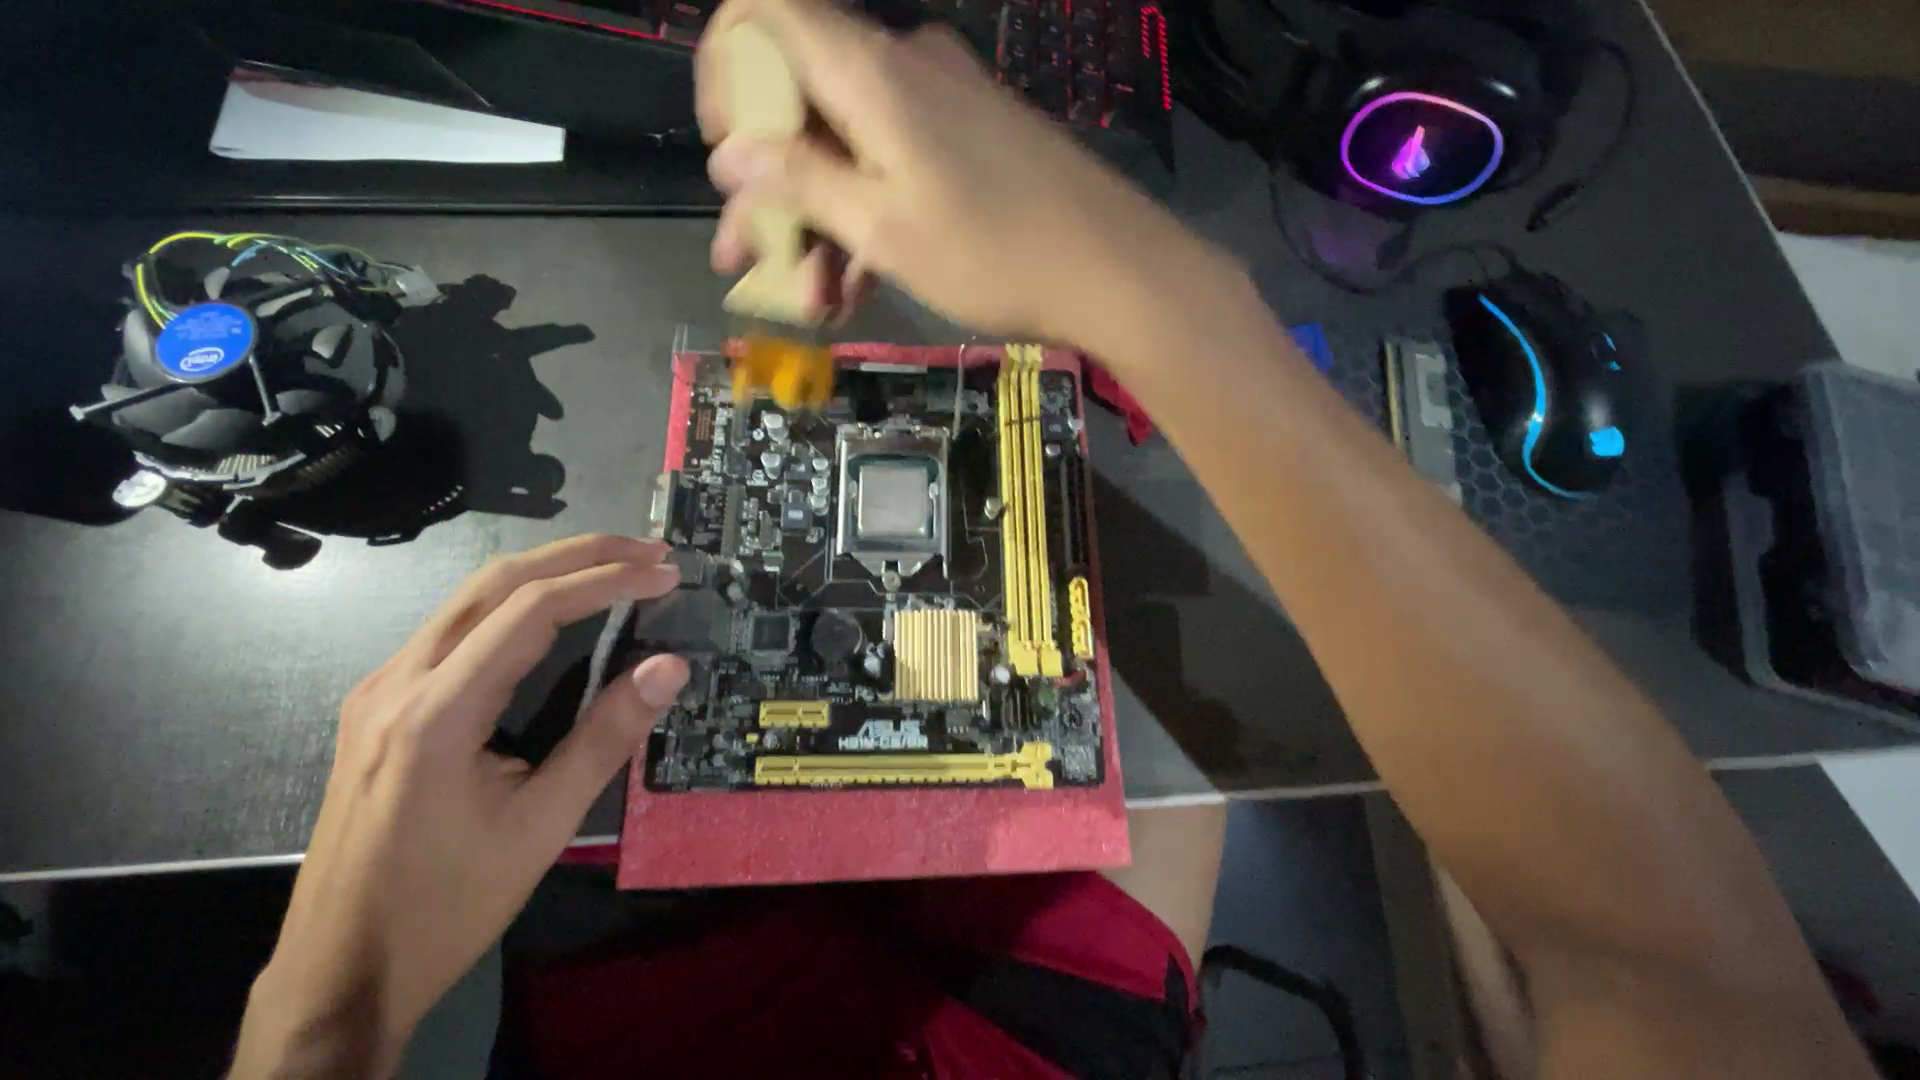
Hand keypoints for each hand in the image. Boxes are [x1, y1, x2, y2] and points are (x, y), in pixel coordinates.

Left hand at [232, 535, 687, 1077]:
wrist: (340, 969)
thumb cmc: (448, 903)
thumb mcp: (542, 826)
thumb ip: (606, 737)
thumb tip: (669, 666)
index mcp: (435, 711)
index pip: (531, 610)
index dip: (606, 580)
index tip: (666, 572)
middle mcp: (397, 681)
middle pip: (494, 582)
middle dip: (578, 554)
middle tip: (649, 550)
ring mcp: (379, 689)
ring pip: (468, 598)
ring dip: (546, 572)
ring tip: (614, 568)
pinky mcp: (378, 705)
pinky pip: (452, 629)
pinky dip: (513, 604)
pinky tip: (551, 616)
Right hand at [698, 0, 1218, 344]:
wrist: (1115, 272)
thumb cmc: (994, 253)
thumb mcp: (883, 227)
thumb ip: (801, 182)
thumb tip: (730, 155)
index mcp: (872, 73)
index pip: (766, 11)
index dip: (726, 68)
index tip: (723, 145)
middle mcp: (903, 71)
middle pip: (802, 104)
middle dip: (766, 188)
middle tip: (742, 261)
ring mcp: (941, 109)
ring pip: (847, 150)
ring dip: (816, 224)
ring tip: (809, 301)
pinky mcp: (968, 146)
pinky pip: (892, 169)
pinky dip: (865, 222)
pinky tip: (853, 289)